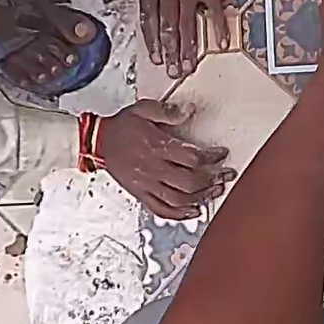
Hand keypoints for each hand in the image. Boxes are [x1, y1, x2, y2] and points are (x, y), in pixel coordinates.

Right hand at [94, 100, 233, 219]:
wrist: (96, 141)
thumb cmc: (121, 127)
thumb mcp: (143, 110)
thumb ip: (168, 112)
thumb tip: (189, 111)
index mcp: (157, 147)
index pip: (193, 157)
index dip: (212, 157)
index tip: (222, 154)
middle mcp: (154, 168)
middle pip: (191, 181)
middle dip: (213, 179)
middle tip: (226, 175)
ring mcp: (147, 184)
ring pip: (180, 199)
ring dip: (202, 197)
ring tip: (216, 191)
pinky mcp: (141, 194)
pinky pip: (161, 210)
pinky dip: (180, 214)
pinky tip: (194, 211)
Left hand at [118, 0, 224, 79]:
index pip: (148, 19)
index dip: (152, 41)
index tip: (156, 58)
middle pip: (167, 29)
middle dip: (170, 53)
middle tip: (174, 73)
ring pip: (186, 27)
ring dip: (188, 50)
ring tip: (190, 67)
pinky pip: (214, 14)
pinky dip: (218, 30)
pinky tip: (222, 45)